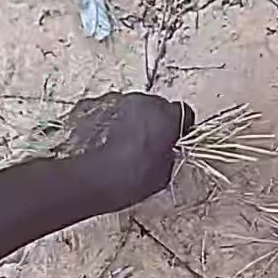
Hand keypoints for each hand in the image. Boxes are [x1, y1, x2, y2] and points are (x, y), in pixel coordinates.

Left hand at [51, 92, 195, 211]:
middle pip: (156, 106)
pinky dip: (109, 122)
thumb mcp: (164, 173)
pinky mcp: (94, 103)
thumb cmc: (133, 177)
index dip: (178, 126)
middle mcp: (144, 101)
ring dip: (130, 120)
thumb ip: (169, 154)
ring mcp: (116, 99)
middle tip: (148, 145)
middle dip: (154, 121)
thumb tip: (167, 151)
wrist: (95, 178)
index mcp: (167, 116)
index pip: (183, 112)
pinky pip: (108, 110)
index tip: (174, 138)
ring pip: (131, 107)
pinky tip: (105, 142)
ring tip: (123, 145)